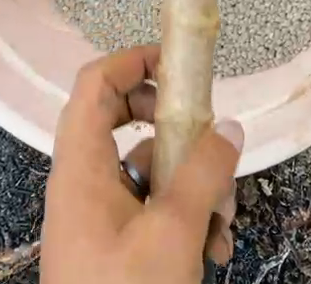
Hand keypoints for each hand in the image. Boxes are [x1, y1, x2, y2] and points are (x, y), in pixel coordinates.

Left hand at [40, 46, 242, 283]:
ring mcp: (96, 217)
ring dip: (192, 182)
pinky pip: (149, 208)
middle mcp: (82, 184)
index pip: (95, 83)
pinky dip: (184, 216)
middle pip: (122, 121)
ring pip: (145, 170)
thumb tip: (230, 126)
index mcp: (81, 168)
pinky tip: (213, 250)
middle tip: (205, 133)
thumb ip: (205, 171)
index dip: (134, 60)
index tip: (181, 66)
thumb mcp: (175, 231)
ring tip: (224, 220)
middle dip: (176, 127)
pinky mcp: (111, 247)